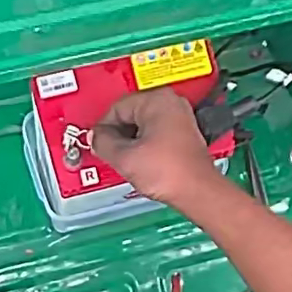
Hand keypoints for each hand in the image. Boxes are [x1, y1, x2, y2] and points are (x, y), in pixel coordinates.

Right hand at [92, 89, 223, 208]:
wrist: (197, 191)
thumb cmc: (171, 172)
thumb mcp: (125, 158)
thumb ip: (103, 143)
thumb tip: (95, 138)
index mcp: (156, 100)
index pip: (117, 107)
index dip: (102, 127)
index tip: (96, 141)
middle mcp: (171, 103)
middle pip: (130, 114)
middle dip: (117, 134)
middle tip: (108, 152)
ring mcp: (180, 118)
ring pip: (143, 125)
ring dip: (130, 141)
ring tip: (124, 159)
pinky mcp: (184, 134)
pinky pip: (155, 133)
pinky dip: (144, 145)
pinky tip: (140, 161)